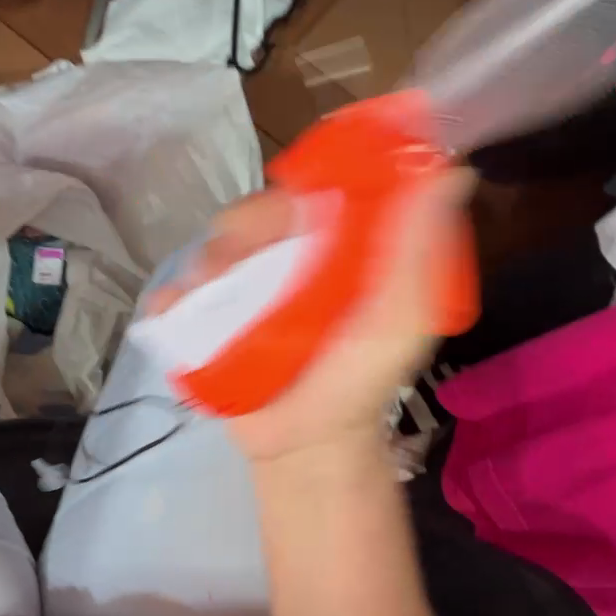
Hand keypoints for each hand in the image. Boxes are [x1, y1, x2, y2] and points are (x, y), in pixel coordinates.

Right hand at [188, 167, 474, 463]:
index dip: (292, 189)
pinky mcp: (202, 330)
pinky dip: (166, 302)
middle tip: (236, 259)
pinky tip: (171, 310)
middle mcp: (279, 268)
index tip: (286, 202)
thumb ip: (417, 253)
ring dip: (202, 267)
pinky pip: (173, 303)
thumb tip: (448, 171)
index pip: (306, 197)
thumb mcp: (402, 318)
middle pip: (246, 222)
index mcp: (330, 254)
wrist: (303, 444)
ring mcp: (237, 299)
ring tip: (208, 293)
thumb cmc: (357, 382)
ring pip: (206, 258)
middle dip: (236, 231)